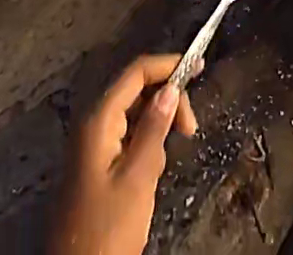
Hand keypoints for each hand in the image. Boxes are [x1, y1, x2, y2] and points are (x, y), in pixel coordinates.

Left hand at [50, 54, 199, 254]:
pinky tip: (150, 173)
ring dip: (156, 128)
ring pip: (134, 115)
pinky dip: (146, 146)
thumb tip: (170, 88)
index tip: (199, 67)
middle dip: (166, 101)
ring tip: (161, 165)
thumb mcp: (138, 178)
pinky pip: (128, 137)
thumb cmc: (108, 227)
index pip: (136, 72)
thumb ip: (154, 128)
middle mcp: (93, 122)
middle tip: (190, 130)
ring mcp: (93, 143)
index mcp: (99, 119)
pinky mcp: (98, 162)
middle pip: (136, 90)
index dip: (167, 65)